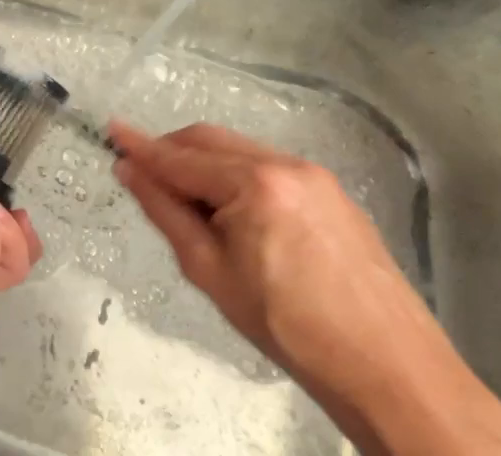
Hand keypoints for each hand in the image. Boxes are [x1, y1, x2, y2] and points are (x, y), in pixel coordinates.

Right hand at [109, 122, 500, 455]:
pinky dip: (236, 176)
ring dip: (203, 164)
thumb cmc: (289, 326)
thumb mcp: (208, 270)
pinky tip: (230, 211)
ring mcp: (318, 179)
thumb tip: (129, 170)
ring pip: (239, 151)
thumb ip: (164, 210)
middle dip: (170, 151)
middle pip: (209, 140)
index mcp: (253, 184)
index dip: (139, 146)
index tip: (109, 130)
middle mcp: (287, 167)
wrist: (391, 371)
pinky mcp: (336, 197)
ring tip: (186, 203)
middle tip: (141, 175)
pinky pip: (269, 168)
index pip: (178, 157)